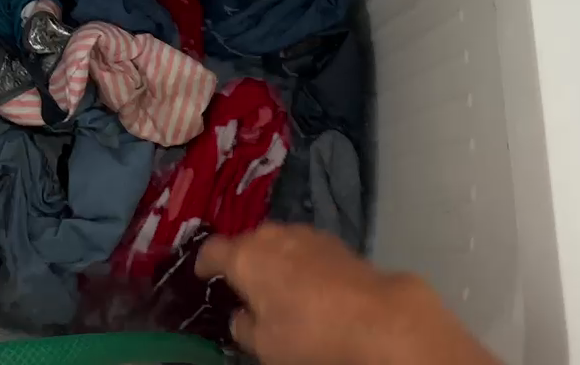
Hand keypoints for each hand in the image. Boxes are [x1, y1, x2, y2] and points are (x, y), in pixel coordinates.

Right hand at [195, 225, 498, 364]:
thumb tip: (241, 316)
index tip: (201, 273)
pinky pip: (303, 249)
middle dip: (242, 261)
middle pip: (247, 243)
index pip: (212, 251)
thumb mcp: (266, 346)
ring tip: (277, 285)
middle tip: (242, 286)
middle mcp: (270, 235)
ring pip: (277, 243)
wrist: (378, 319)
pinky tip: (310, 285)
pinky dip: (299, 263)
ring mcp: (304, 234)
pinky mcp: (333, 241)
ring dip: (273, 260)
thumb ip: (245, 328)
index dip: (204, 263)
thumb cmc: (310, 335)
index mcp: (244, 256)